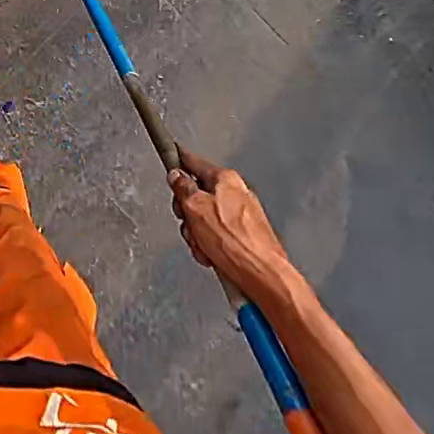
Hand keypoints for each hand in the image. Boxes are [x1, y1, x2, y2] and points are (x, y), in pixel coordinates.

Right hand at [168, 147, 298, 301]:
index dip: (178, 161)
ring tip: (205, 247)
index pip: (194, 162)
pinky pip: (218, 236)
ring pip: (205, 219)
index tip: (169, 155)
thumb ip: (182, 188)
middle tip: (189, 224)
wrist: (264, 277)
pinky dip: (211, 247)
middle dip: (187, 214)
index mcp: (226, 180)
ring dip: (198, 235)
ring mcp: (242, 216)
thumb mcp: (195, 208)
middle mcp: (237, 194)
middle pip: (197, 195)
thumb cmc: (235, 242)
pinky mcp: (246, 237)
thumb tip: (176, 177)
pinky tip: (214, 257)